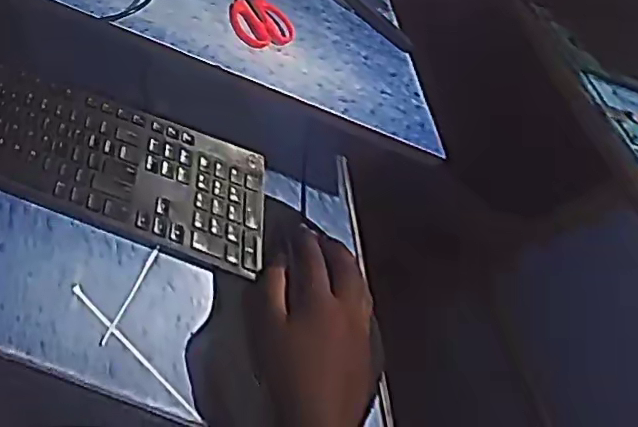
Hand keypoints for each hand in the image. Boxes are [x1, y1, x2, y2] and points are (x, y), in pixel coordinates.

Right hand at [253, 229, 375, 426]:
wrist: (317, 422)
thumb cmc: (285, 372)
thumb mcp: (265, 321)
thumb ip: (271, 282)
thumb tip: (279, 257)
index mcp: (319, 299)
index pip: (311, 253)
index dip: (299, 236)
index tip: (290, 229)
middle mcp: (348, 309)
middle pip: (344, 263)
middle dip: (328, 244)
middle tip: (312, 236)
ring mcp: (365, 330)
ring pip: (361, 284)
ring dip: (345, 264)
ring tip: (330, 257)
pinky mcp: (372, 350)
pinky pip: (367, 306)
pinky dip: (355, 288)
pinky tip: (345, 292)